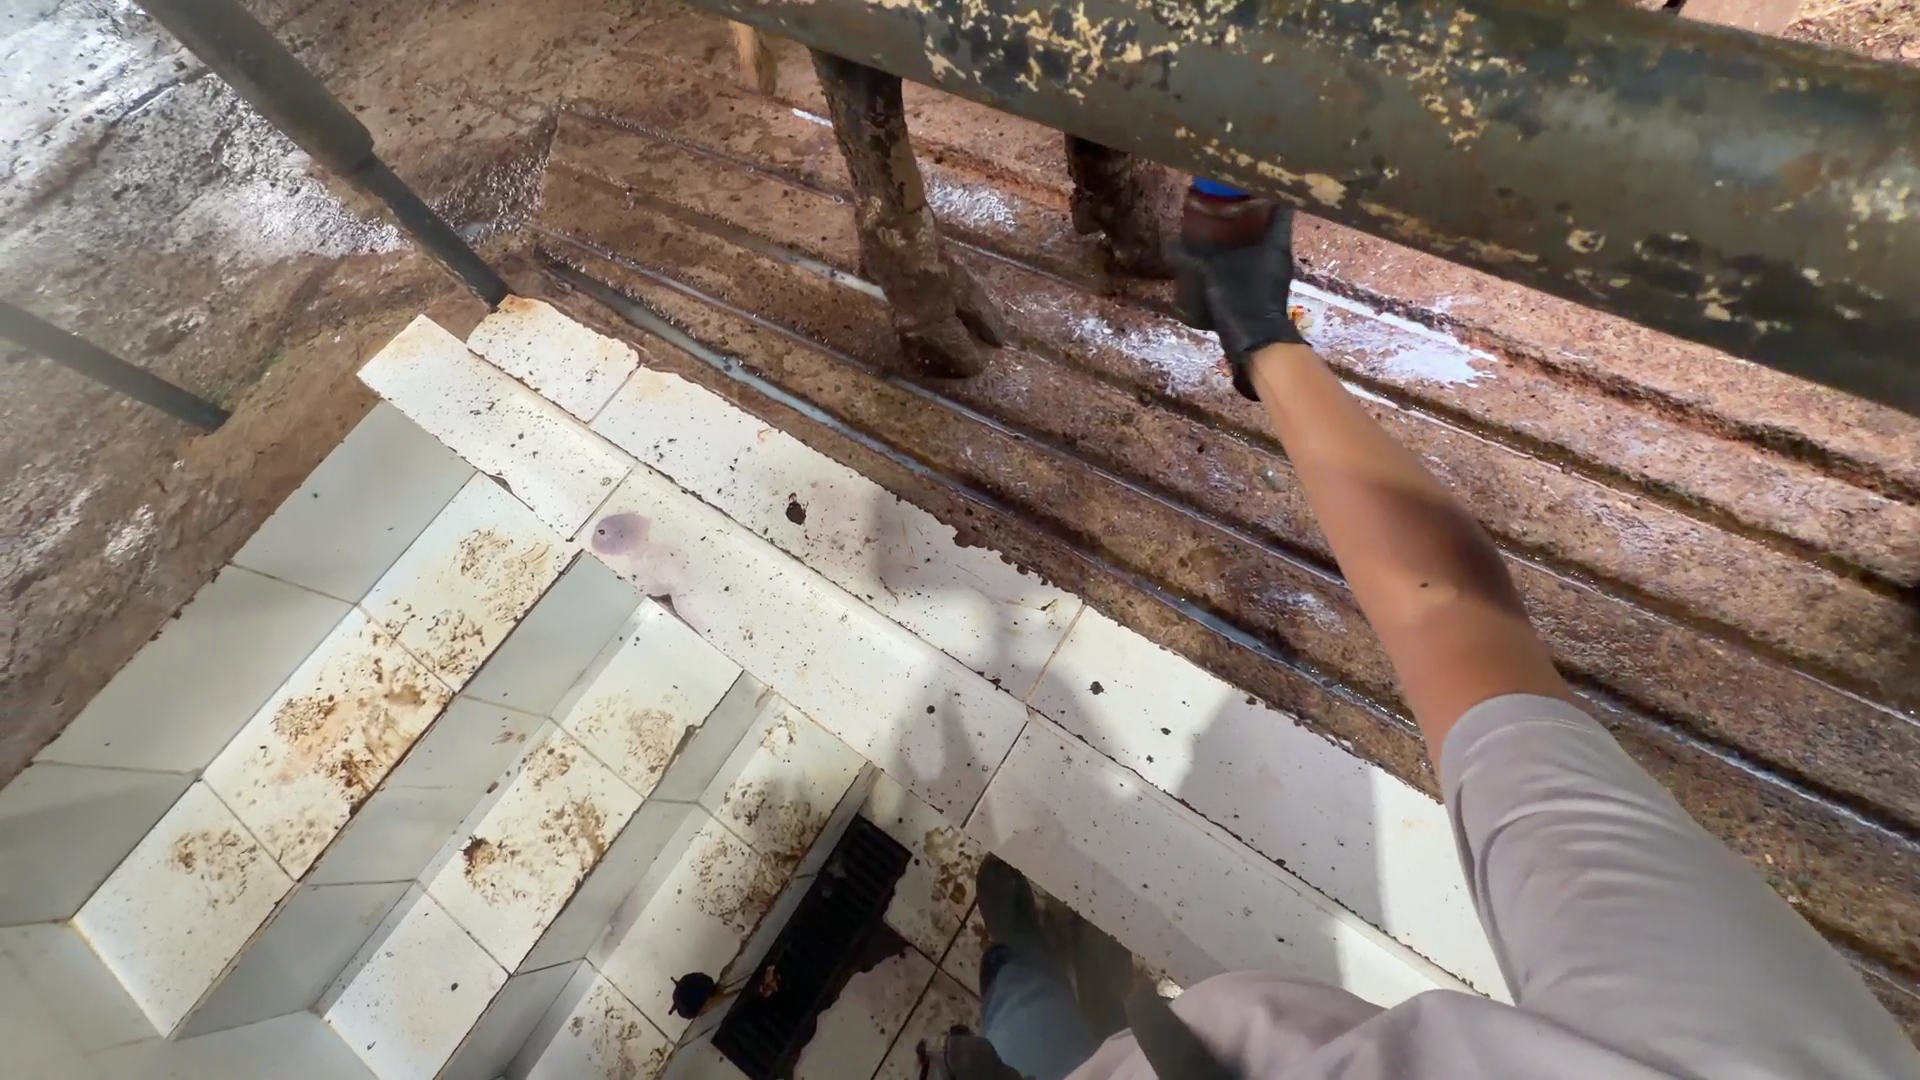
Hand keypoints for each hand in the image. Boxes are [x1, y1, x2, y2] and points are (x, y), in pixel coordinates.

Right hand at [1174, 198, 1305, 399]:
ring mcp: (1275, 275)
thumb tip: (1168, 245)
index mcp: (1276, 243)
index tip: (1255, 181)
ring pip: (1265, 246)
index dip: (1272, 192)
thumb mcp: (1213, 273)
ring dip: (1250, 237)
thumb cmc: (1241, 298)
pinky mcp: (1267, 291)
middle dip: (1256, 213)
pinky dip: (1246, 257)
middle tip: (1234, 202)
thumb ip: (1191, 258)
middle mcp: (1280, 256)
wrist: (1255, 341)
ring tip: (1228, 227)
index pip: (1282, 208)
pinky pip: (1257, 264)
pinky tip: (1228, 259)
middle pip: (1273, 226)